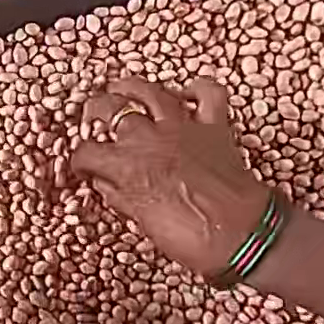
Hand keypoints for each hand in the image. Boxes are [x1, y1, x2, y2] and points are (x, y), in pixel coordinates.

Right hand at [70, 78, 272, 279]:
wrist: (242, 235)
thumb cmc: (191, 236)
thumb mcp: (143, 220)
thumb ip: (120, 196)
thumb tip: (104, 184)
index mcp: (126, 165)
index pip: (89, 152)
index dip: (80, 159)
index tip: (83, 165)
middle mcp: (149, 139)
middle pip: (111, 109)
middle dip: (96, 111)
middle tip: (93, 116)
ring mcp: (182, 129)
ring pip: (151, 92)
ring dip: (132, 87)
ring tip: (121, 87)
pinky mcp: (213, 127)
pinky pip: (208, 95)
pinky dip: (197, 89)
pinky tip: (187, 93)